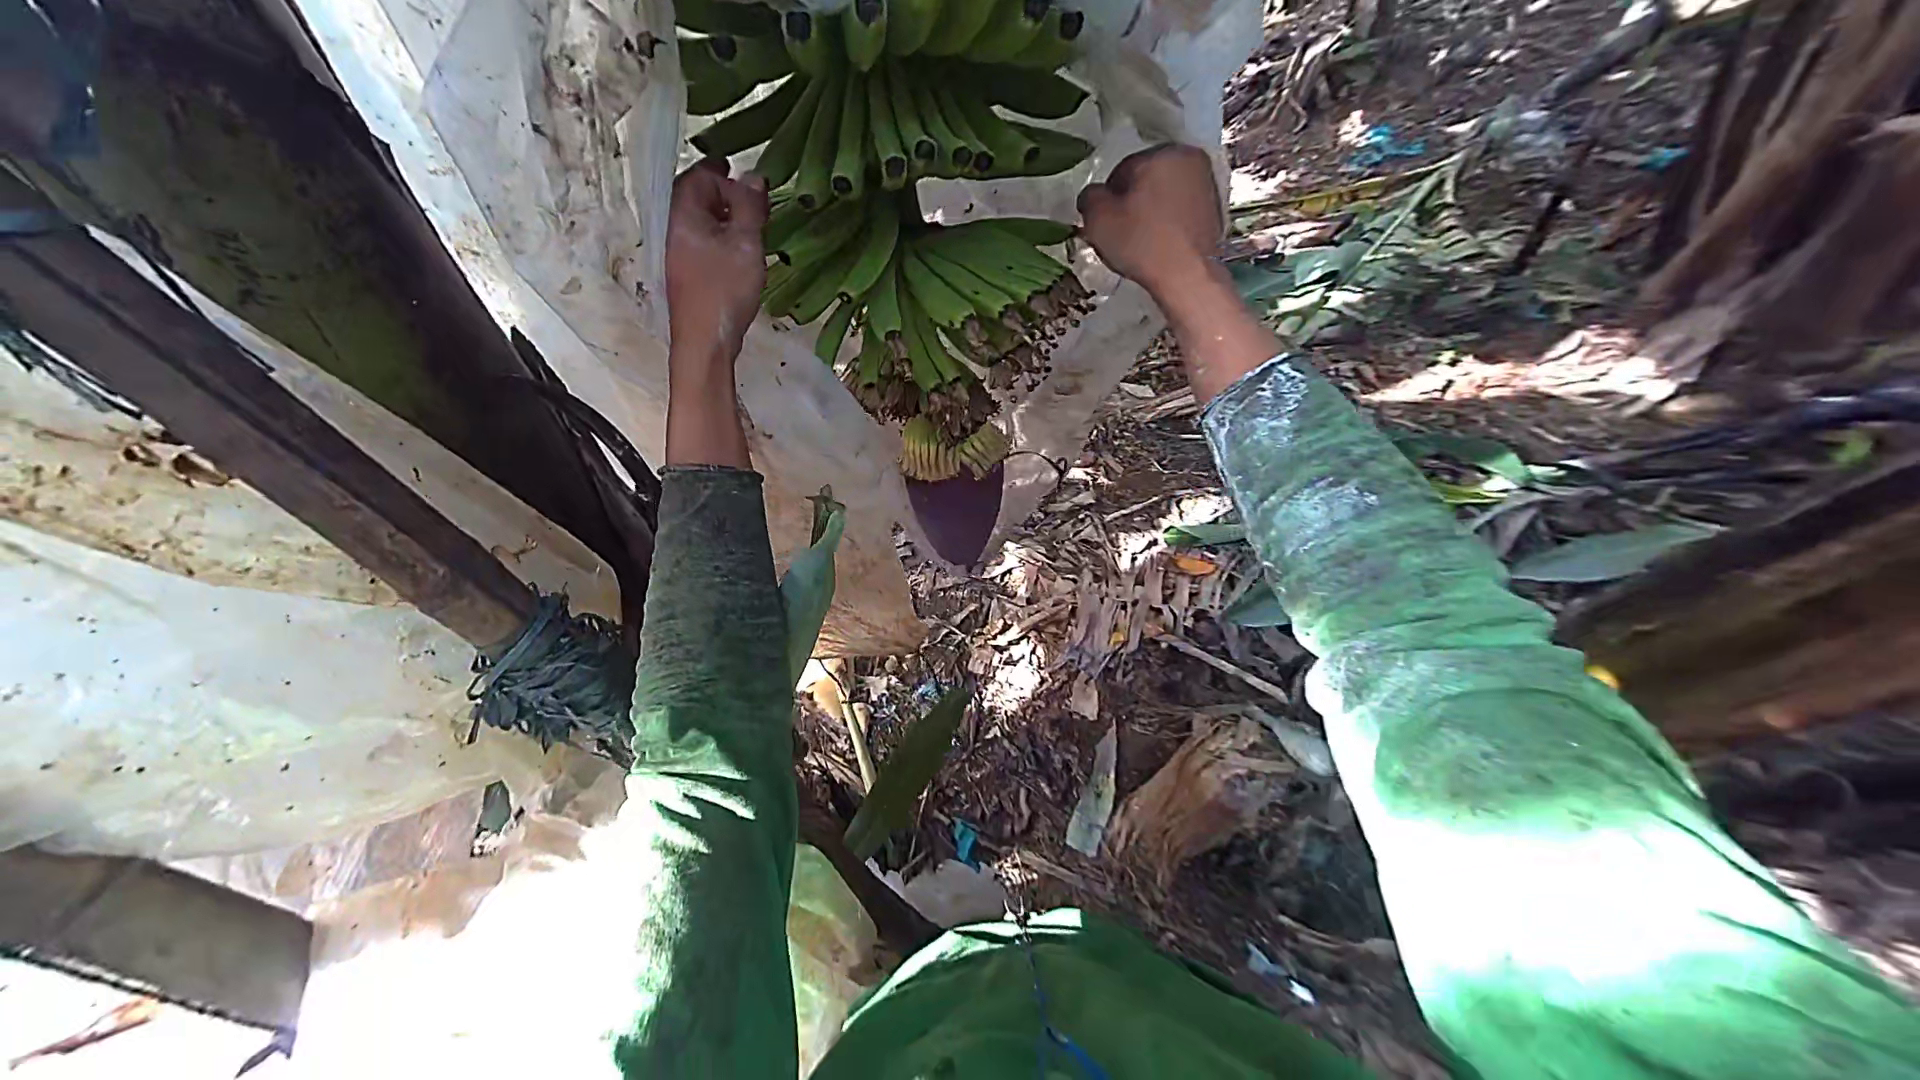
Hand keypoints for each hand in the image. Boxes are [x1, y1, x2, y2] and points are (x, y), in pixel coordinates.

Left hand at [666, 158, 768, 368]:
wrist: (705, 341)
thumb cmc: (725, 290)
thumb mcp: (745, 245)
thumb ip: (749, 208)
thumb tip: (752, 176)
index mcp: (684, 215)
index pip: (698, 176)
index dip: (722, 172)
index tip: (747, 178)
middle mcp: (675, 229)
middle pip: (695, 197)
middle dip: (722, 192)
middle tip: (752, 198)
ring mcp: (679, 254)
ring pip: (701, 222)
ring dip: (724, 216)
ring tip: (751, 224)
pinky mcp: (689, 274)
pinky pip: (704, 242)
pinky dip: (722, 236)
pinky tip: (740, 251)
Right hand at [1075, 144, 1222, 295]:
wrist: (1189, 276)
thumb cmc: (1142, 244)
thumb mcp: (1098, 220)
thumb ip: (1089, 198)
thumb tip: (1093, 195)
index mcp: (1161, 152)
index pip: (1121, 171)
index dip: (1108, 200)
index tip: (1106, 224)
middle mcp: (1189, 158)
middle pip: (1146, 180)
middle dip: (1131, 203)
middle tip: (1122, 234)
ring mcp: (1207, 184)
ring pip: (1165, 195)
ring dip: (1151, 213)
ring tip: (1142, 242)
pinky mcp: (1216, 209)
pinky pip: (1181, 211)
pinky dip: (1169, 223)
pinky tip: (1161, 245)